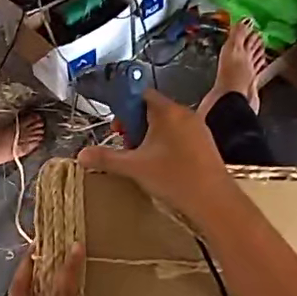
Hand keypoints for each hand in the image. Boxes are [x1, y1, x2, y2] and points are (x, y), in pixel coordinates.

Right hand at [77, 89, 241, 222]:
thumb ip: (106, 158)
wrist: (214, 201)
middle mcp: (184, 114)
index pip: (141, 94)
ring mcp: (198, 128)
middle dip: (136, 125)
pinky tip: (162, 166)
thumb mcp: (134, 167)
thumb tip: (82, 155)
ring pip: (167, 124)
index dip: (125, 108)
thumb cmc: (174, 178)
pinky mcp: (205, 144)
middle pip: (153, 109)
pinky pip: (180, 135)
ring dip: (150, 136)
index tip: (117, 127)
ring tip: (143, 159)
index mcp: (167, 112)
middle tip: (127, 146)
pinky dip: (167, 145)